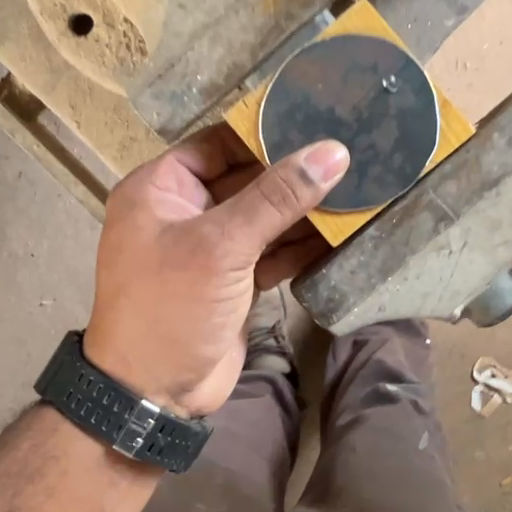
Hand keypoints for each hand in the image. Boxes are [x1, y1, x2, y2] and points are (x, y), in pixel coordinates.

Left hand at [83, 125, 348, 418]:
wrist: (152, 395)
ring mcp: (209, 248)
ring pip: (263, 216)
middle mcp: (183, 210)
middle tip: (351, 151)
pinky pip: (270, 250)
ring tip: (359, 188)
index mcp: (161, 188)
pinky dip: (300, 244)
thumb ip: (277, 197)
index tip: (319, 116)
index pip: (219, 143)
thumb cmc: (171, 306)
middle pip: (246, 178)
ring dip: (303, 209)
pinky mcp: (232, 280)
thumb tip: (333, 152)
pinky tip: (340, 233)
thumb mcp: (221, 245)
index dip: (266, 131)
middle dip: (293, 172)